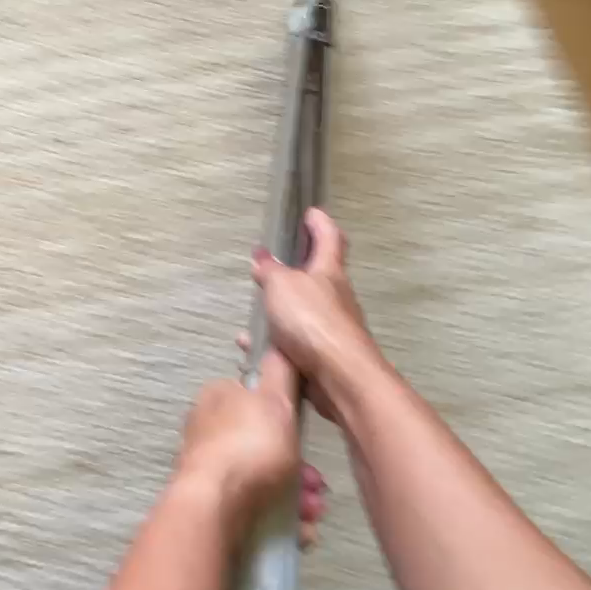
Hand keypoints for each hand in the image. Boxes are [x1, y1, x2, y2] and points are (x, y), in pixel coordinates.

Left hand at [174, 351, 328, 543]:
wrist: (216, 507)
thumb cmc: (249, 446)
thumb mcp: (273, 400)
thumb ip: (280, 373)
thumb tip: (279, 347)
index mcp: (218, 399)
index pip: (257, 399)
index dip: (289, 417)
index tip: (309, 435)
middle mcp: (211, 429)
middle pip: (268, 444)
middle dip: (301, 467)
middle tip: (318, 485)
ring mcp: (212, 466)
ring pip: (268, 478)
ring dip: (298, 495)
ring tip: (312, 511)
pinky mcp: (217, 501)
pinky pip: (259, 507)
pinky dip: (284, 518)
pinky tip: (301, 529)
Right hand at [251, 207, 381, 423]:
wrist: (340, 377)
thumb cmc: (313, 321)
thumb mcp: (281, 285)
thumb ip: (270, 270)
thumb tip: (262, 256)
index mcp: (329, 272)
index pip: (330, 239)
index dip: (321, 224)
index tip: (310, 212)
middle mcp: (335, 297)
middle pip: (317, 276)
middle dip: (294, 269)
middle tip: (269, 264)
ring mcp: (331, 328)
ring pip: (301, 311)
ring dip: (278, 309)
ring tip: (251, 312)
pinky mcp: (323, 355)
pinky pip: (293, 340)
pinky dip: (271, 339)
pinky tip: (250, 346)